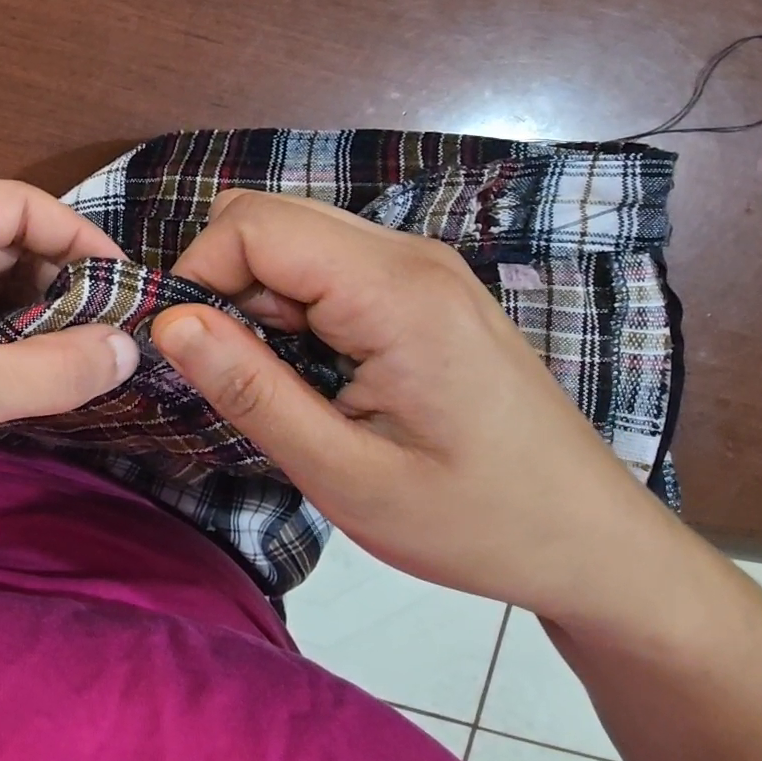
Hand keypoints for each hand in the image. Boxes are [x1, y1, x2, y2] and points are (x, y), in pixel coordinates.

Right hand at [148, 189, 675, 620]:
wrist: (593, 544)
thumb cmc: (472, 521)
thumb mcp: (342, 474)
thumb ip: (248, 390)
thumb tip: (168, 323)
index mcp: (396, 293)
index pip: (253, 227)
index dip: (198, 274)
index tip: (190, 349)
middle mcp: (409, 256)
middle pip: (265, 216)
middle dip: (220, 280)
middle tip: (235, 363)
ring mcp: (417, 266)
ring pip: (285, 234)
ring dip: (250, 293)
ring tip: (276, 370)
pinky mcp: (416, 286)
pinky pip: (316, 260)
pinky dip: (282, 300)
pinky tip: (306, 362)